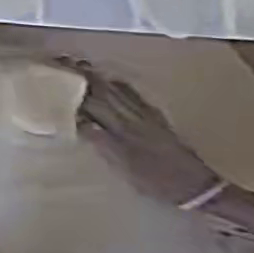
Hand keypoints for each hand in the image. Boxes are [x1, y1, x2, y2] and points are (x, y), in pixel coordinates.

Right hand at [68, 61, 222, 208]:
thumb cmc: (154, 180)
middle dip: (84, 75)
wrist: (199, 191)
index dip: (72, 85)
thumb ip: (100, 140)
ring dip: (102, 78)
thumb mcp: (122, 164)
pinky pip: (137, 98)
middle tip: (64, 62)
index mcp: (122, 127)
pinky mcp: (159, 123)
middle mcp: (135, 118)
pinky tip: (117, 82)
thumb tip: (77, 119)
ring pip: (121, 92)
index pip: (92, 100)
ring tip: (84, 66)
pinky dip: (124, 87)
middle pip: (106, 91)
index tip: (54, 71)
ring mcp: (149, 119)